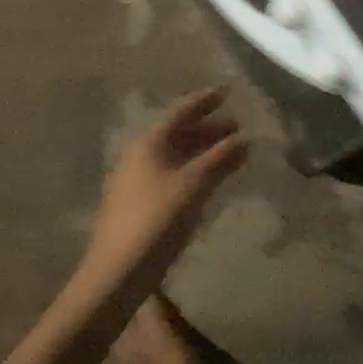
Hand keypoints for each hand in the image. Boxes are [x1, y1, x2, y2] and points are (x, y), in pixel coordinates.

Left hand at [88, 87, 248, 280]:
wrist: (117, 273)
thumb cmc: (156, 220)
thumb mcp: (194, 185)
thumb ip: (220, 159)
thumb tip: (245, 139)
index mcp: (149, 143)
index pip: (181, 111)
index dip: (205, 100)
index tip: (228, 91)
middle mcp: (140, 156)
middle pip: (178, 133)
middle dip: (208, 128)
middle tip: (238, 125)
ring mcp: (137, 181)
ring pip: (175, 155)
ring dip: (203, 150)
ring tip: (231, 151)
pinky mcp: (139, 204)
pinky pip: (172, 174)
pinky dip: (194, 170)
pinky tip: (210, 180)